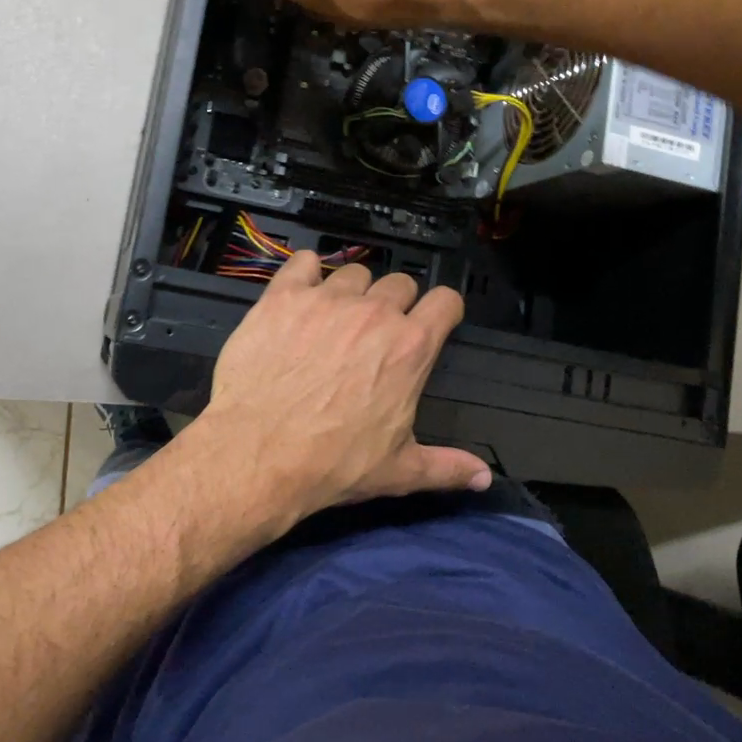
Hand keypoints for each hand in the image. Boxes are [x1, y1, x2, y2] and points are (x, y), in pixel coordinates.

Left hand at [191, 252, 490, 518]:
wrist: (258, 454)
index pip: (446, 302)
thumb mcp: (398, 472)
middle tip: (375, 332)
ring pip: (353, 273)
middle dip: (395, 303)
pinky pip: (302, 263)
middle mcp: (372, 313)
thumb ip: (446, 467)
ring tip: (334, 318)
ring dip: (351, 291)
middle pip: (399, 283)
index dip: (442, 311)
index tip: (433, 322)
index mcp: (409, 348)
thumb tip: (482, 478)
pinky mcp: (283, 298)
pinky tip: (300, 293)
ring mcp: (326, 300)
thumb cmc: (332, 464)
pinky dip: (305, 272)